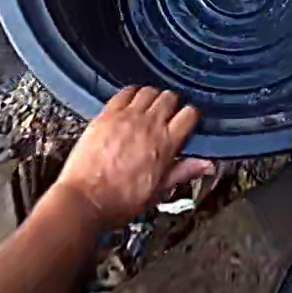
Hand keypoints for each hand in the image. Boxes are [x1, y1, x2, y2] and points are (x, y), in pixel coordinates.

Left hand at [55, 86, 213, 227]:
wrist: (84, 202)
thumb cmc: (118, 201)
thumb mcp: (157, 191)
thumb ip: (184, 171)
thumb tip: (207, 164)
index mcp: (165, 144)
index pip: (189, 114)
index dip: (190, 115)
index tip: (186, 120)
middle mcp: (149, 125)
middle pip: (170, 97)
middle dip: (172, 102)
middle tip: (167, 113)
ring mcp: (128, 117)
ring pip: (149, 90)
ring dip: (153, 96)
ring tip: (149, 106)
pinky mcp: (108, 115)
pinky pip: (125, 92)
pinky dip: (131, 92)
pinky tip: (130, 101)